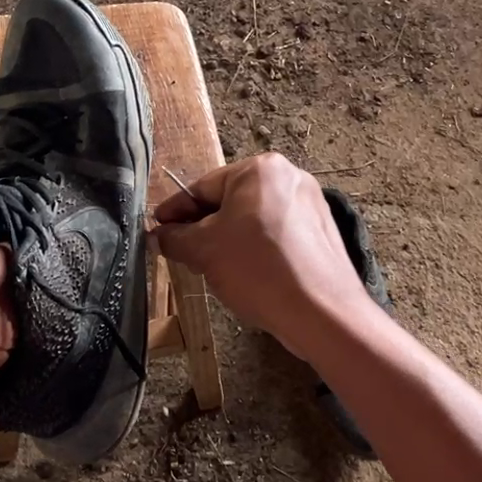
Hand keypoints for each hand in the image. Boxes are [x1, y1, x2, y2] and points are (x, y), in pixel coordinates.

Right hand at [153, 153, 374, 359]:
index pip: (204, 187)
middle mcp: (289, 176)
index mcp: (260, 168)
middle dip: (205, 228)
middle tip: (183, 253)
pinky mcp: (322, 234)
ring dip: (230, 241)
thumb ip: (176, 238)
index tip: (158, 228)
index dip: (176, 211)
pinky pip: (277, 236)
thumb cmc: (258, 268)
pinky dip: (258, 251)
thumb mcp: (204, 251)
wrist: (323, 314)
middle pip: (230, 202)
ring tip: (214, 269)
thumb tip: (161, 235)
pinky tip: (248, 276)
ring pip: (254, 220)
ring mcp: (310, 204)